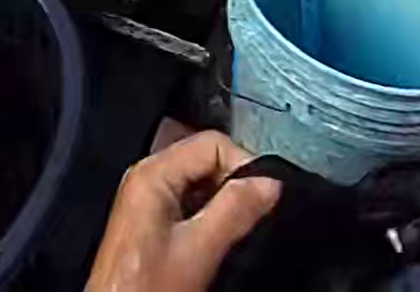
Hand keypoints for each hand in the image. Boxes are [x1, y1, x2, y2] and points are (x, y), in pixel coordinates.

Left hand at [85, 131, 281, 291]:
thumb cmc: (149, 289)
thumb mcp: (197, 252)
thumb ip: (234, 212)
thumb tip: (272, 183)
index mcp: (153, 170)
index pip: (210, 143)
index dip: (244, 165)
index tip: (269, 197)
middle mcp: (147, 173)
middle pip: (203, 156)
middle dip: (235, 180)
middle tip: (259, 213)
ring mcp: (147, 196)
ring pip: (197, 178)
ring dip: (224, 197)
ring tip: (244, 226)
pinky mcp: (150, 219)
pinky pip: (188, 198)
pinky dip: (210, 211)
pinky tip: (222, 236)